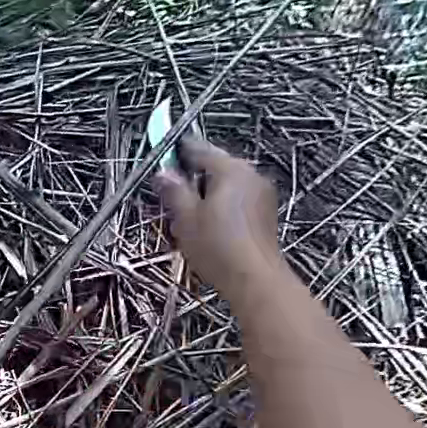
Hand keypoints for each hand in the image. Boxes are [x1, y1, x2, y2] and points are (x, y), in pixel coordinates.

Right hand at [153, 137, 282, 299]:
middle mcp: (250, 175)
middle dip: (191, 179)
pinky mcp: (264, 213)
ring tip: (185, 218)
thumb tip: (163, 173)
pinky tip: (206, 228)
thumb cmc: (217, 246)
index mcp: (231, 170)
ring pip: (225, 186)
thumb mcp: (186, 218)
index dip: (178, 152)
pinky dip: (219, 207)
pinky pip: (236, 201)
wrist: (253, 277)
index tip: (163, 155)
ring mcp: (261, 194)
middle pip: (215, 168)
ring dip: (204, 195)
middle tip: (170, 196)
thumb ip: (174, 191)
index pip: (200, 150)